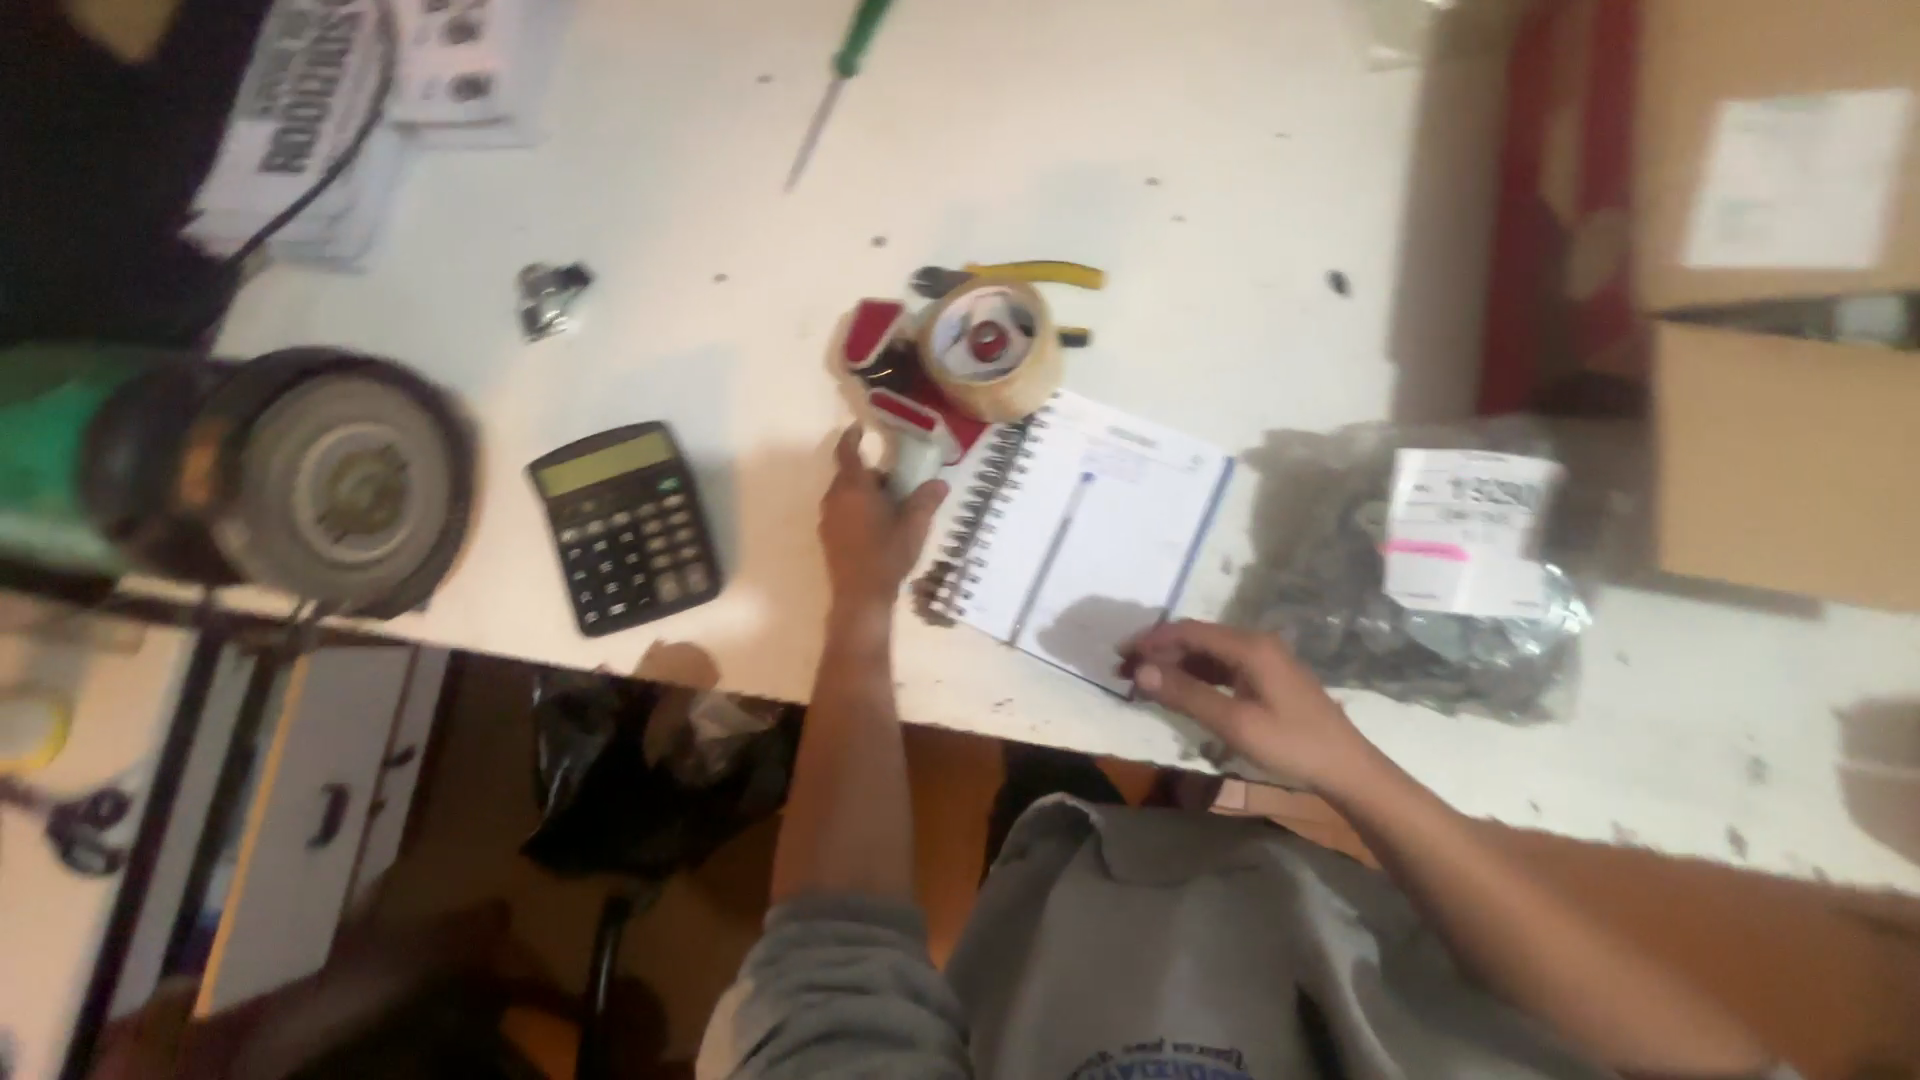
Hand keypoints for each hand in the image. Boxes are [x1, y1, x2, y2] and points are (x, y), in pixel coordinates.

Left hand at [819, 425, 948, 616]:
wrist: (861, 596)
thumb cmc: (887, 555)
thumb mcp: (914, 526)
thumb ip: (926, 500)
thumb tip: (940, 483)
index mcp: (853, 488)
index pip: (847, 452)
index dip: (852, 437)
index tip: (859, 428)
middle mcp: (834, 499)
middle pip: (849, 475)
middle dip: (871, 474)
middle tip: (896, 482)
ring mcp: (827, 519)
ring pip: (845, 495)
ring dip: (864, 494)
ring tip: (890, 508)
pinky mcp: (827, 537)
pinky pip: (841, 512)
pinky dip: (856, 510)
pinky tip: (876, 528)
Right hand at [1122, 619, 1376, 791]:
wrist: (1346, 768)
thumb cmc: (1291, 745)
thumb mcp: (1234, 723)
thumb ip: (1186, 694)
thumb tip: (1140, 671)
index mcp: (1250, 646)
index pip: (1188, 631)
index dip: (1151, 641)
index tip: (1120, 655)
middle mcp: (1255, 642)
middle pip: (1196, 637)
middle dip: (1158, 651)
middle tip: (1124, 671)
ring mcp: (1263, 658)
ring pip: (1207, 652)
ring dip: (1174, 663)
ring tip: (1143, 681)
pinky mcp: (1266, 675)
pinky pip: (1220, 665)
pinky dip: (1194, 674)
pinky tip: (1178, 689)